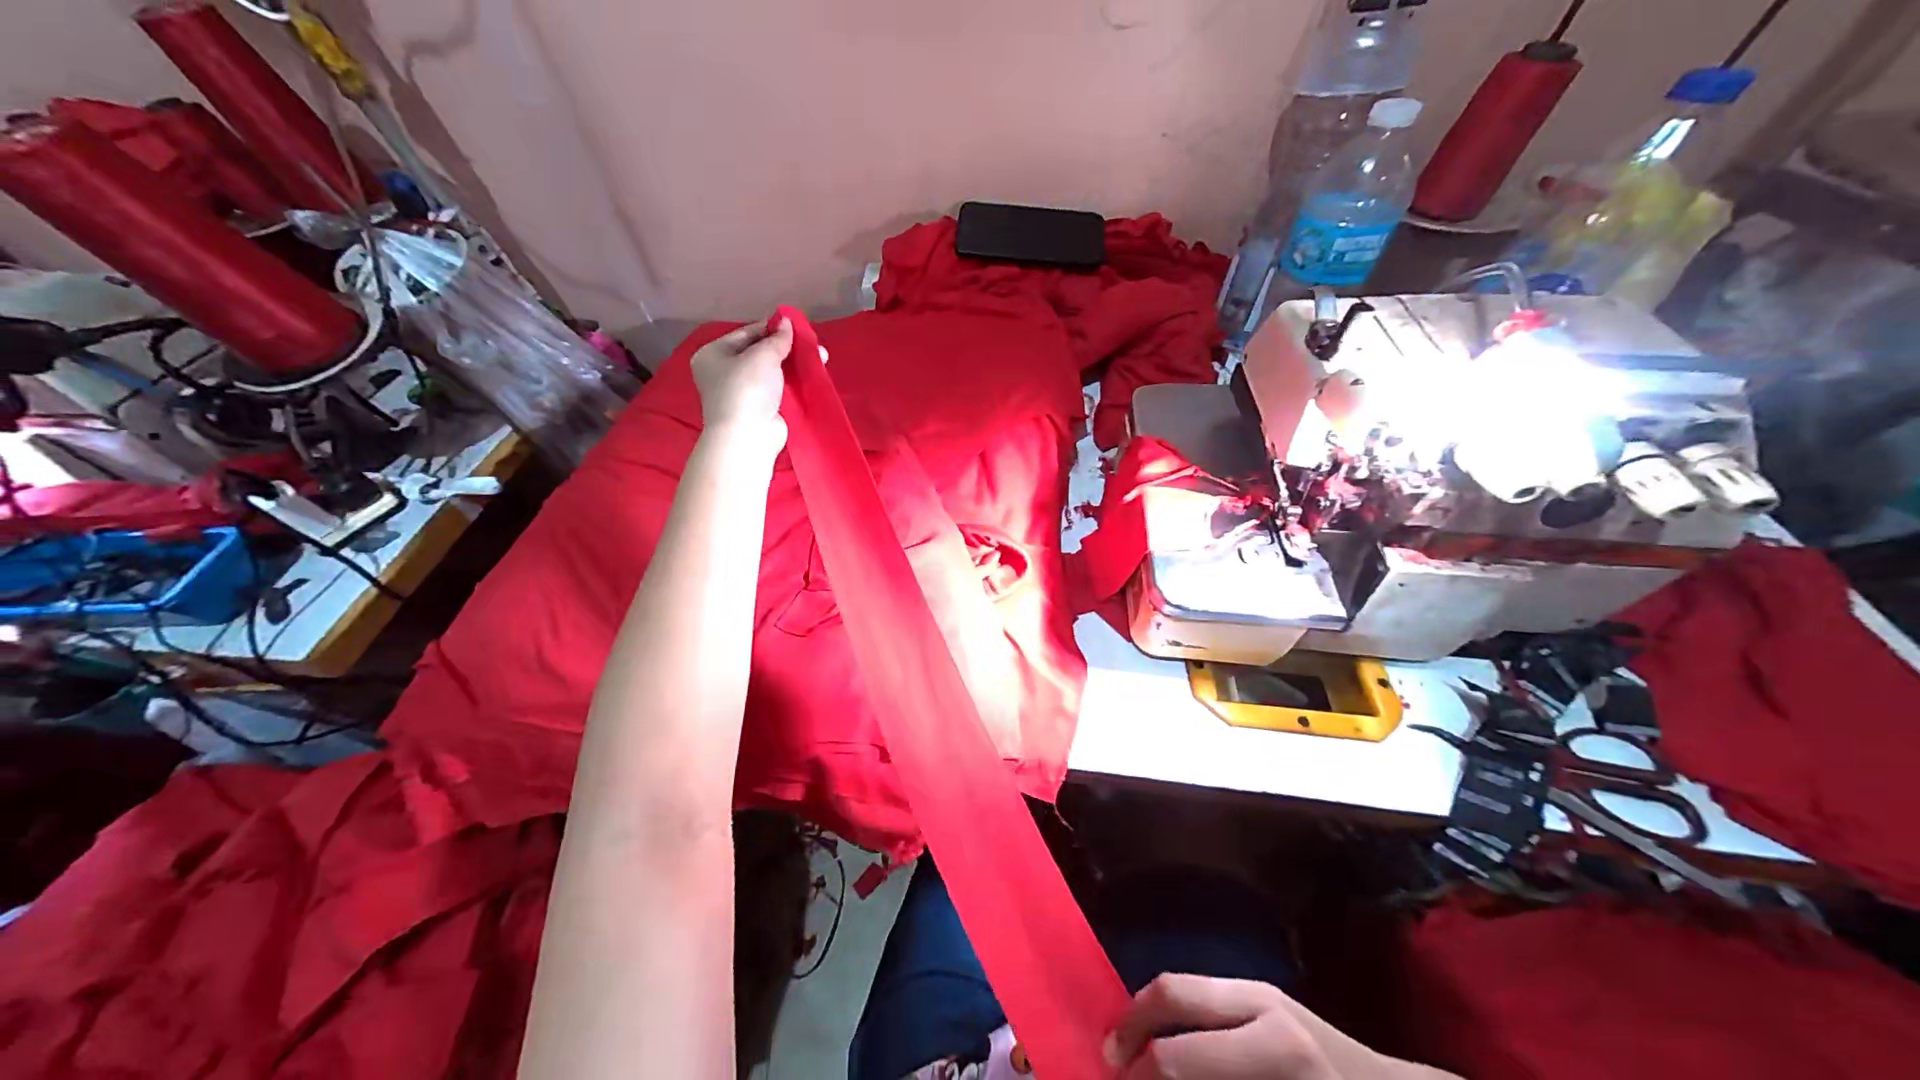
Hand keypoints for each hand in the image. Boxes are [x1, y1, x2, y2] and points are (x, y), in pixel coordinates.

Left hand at [689, 316, 827, 450]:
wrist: (748, 436)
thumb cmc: (747, 388)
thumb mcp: (763, 355)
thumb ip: (778, 338)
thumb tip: (787, 322)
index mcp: (713, 354)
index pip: (745, 333)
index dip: (770, 328)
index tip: (795, 325)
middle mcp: (724, 372)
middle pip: (759, 352)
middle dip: (786, 347)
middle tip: (810, 342)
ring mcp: (742, 392)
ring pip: (772, 371)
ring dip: (794, 364)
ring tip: (820, 356)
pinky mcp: (759, 408)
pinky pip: (778, 388)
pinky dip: (793, 382)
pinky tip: (812, 374)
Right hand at [1104, 974, 1451, 1079]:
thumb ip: (1209, 1074)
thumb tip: (1161, 1075)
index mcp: (1274, 1048)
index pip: (1180, 1057)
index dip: (1143, 1073)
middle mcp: (1262, 1007)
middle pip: (1172, 994)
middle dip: (1131, 1027)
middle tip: (1108, 1061)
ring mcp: (1260, 992)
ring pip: (1181, 986)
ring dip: (1146, 1014)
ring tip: (1125, 1050)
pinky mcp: (1261, 993)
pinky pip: (1200, 994)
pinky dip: (1170, 1014)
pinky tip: (1162, 1041)